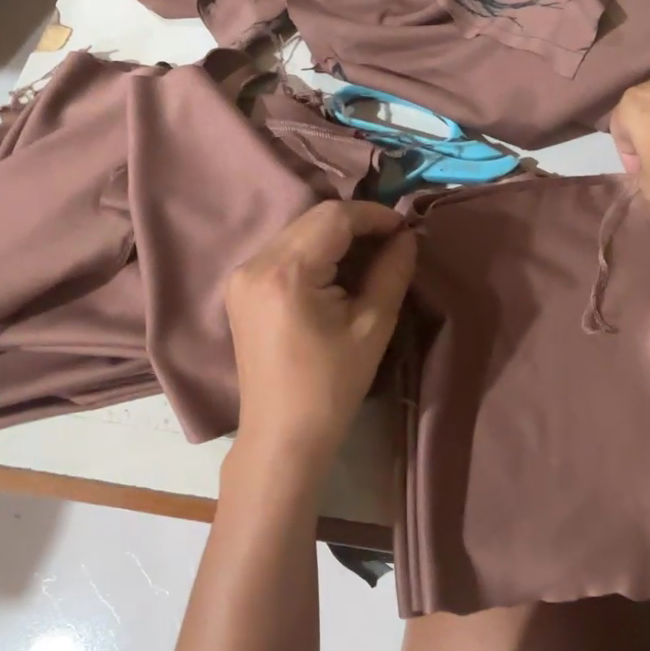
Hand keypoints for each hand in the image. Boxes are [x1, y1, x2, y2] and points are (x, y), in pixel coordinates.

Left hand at [224, 201, 417, 463]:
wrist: (283, 434)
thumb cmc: (332, 385)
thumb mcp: (373, 325)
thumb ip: (392, 271)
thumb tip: (407, 237)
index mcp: (285, 272)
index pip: (334, 217)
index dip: (374, 215)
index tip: (406, 229)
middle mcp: (255, 263)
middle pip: (313, 219)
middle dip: (357, 224)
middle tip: (394, 243)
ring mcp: (243, 276)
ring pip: (299, 232)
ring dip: (337, 237)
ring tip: (373, 257)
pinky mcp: (243, 289)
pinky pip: (285, 252)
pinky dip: (317, 252)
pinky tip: (341, 272)